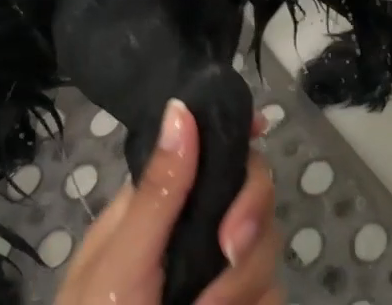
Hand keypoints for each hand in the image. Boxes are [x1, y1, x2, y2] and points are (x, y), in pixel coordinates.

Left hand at [54, 101, 283, 304]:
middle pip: (250, 191)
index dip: (237, 135)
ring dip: (241, 282)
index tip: (261, 127)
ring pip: (266, 246)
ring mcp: (217, 278)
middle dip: (249, 216)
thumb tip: (181, 105)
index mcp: (154, 210)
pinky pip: (272, 293)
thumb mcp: (119, 265)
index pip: (205, 153)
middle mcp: (191, 235)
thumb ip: (160, 191)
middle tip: (228, 249)